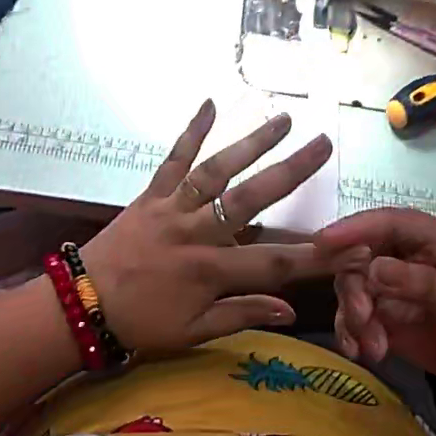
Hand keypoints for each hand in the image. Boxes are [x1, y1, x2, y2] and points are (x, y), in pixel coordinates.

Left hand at [77, 101, 333, 350]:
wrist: (81, 303)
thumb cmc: (142, 322)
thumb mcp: (194, 332)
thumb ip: (243, 315)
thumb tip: (290, 310)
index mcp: (212, 271)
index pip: (276, 263)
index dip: (317, 256)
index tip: (354, 244)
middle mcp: (198, 233)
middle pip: (253, 198)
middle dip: (292, 171)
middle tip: (324, 144)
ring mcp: (174, 209)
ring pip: (217, 171)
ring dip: (251, 143)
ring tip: (283, 118)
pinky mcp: (151, 195)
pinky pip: (173, 160)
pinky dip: (190, 132)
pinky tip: (209, 104)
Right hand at [316, 208, 435, 393]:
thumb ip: (419, 282)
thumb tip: (373, 268)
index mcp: (430, 238)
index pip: (387, 223)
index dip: (355, 228)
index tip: (324, 241)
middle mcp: (404, 257)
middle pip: (359, 256)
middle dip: (354, 286)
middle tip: (362, 315)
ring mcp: (392, 289)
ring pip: (352, 288)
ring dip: (354, 315)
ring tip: (373, 347)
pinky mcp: (384, 319)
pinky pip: (354, 319)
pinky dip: (352, 334)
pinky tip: (362, 353)